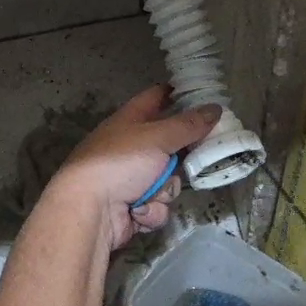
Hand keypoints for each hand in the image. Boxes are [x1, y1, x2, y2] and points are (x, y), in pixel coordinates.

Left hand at [45, 86, 220, 250]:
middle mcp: (130, 148)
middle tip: (194, 159)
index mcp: (130, 121)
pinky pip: (157, 206)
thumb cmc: (120, 163)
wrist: (89, 210)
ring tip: (149, 194)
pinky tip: (138, 211)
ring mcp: (130, 179)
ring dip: (163, 191)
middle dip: (180, 159)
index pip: (156, 98)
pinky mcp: (133, 207)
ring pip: (168, 182)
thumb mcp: (158, 138)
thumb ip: (189, 125)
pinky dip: (152, 210)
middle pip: (171, 147)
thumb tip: (215, 108)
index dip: (178, 94)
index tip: (203, 96)